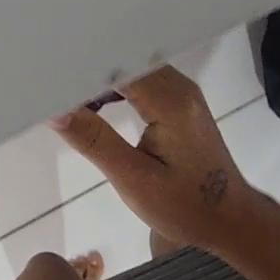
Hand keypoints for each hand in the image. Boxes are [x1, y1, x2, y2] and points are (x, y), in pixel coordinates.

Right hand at [48, 65, 256, 248]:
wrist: (231, 221)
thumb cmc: (185, 207)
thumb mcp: (133, 179)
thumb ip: (94, 140)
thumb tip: (54, 111)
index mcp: (170, 102)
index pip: (118, 65)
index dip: (82, 66)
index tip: (48, 72)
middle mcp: (179, 87)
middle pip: (124, 58)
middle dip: (85, 67)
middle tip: (48, 79)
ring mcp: (182, 93)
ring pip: (131, 66)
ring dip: (98, 77)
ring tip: (64, 92)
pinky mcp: (179, 102)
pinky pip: (140, 79)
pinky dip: (113, 86)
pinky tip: (93, 103)